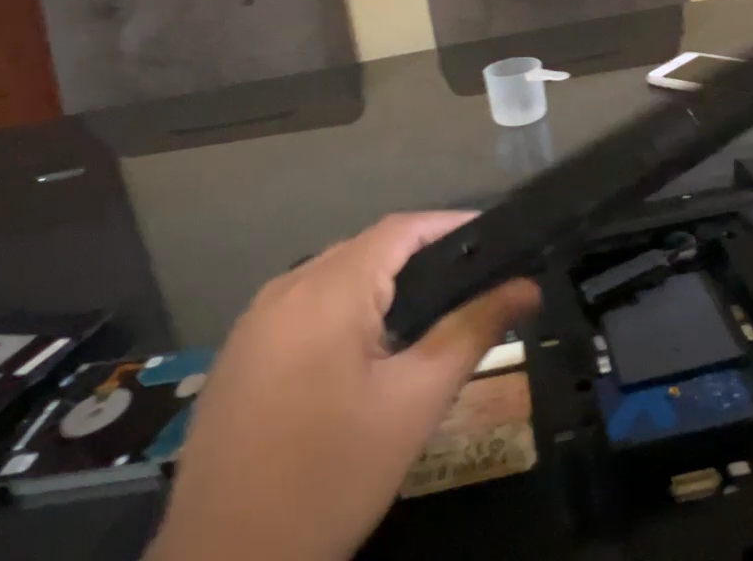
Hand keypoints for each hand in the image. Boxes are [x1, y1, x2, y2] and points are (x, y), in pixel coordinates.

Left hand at [148, 213, 539, 560]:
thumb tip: (526, 287)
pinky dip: (345, 310)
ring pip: (331, 279)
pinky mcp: (240, 355)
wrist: (227, 557)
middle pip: (364, 250)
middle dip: (421, 257)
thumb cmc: (333, 475)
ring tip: (433, 312)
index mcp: (326, 291)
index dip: (450, 224)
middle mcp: (283, 290)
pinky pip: (303, 308)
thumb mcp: (414, 403)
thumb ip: (472, 332)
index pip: (398, 229)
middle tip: (475, 282)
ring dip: (382, 285)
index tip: (497, 236)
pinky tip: (370, 349)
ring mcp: (254, 323)